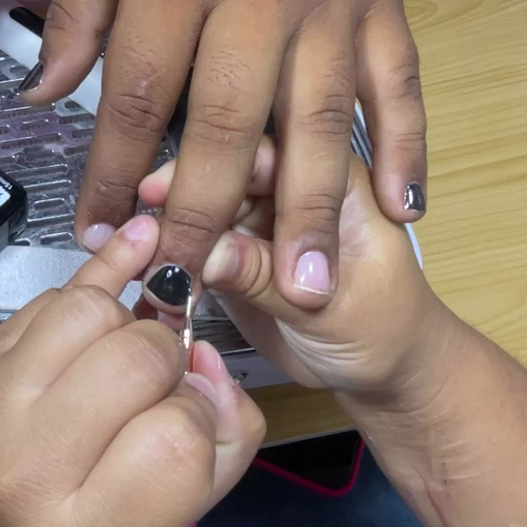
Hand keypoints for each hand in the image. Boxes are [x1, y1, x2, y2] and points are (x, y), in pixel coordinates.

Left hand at [0, 214, 264, 526]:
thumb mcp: (169, 526)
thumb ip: (221, 446)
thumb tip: (207, 356)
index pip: (176, 443)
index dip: (200, 414)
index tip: (188, 416)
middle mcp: (27, 470)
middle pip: (134, 363)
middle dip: (168, 357)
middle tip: (159, 378)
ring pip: (92, 310)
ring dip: (127, 320)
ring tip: (126, 349)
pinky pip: (55, 294)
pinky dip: (98, 281)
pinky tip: (133, 253)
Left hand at [23, 0, 426, 313]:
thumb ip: (75, 15)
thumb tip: (42, 98)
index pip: (138, 95)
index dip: (110, 172)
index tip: (93, 231)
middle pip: (226, 126)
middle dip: (201, 215)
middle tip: (186, 285)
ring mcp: (332, 3)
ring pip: (319, 122)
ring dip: (307, 212)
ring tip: (304, 288)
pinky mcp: (384, 1)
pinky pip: (400, 85)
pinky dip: (406, 149)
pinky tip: (402, 213)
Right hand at [140, 141, 459, 402]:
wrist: (380, 372)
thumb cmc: (385, 327)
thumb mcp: (335, 307)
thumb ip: (268, 278)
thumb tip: (207, 255)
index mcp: (328, 180)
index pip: (263, 154)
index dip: (212, 166)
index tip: (164, 188)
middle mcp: (285, 190)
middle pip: (219, 179)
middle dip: (178, 203)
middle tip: (140, 227)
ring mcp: (253, 221)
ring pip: (197, 215)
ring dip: (170, 242)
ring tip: (144, 269)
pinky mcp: (229, 255)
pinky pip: (191, 253)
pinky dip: (172, 270)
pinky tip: (153, 289)